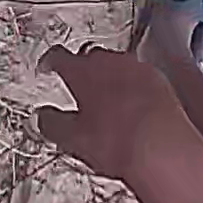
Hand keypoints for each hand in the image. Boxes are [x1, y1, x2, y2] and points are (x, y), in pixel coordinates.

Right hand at [34, 45, 202, 184]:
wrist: (161, 146)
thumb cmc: (117, 141)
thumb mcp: (74, 139)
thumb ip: (53, 124)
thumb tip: (41, 117)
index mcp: (81, 71)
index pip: (58, 56)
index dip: (49, 61)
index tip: (47, 66)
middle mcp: (106, 60)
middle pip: (88, 56)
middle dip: (82, 70)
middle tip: (79, 89)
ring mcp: (132, 65)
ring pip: (113, 64)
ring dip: (107, 76)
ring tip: (107, 102)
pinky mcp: (154, 75)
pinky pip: (137, 73)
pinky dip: (131, 84)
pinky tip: (132, 105)